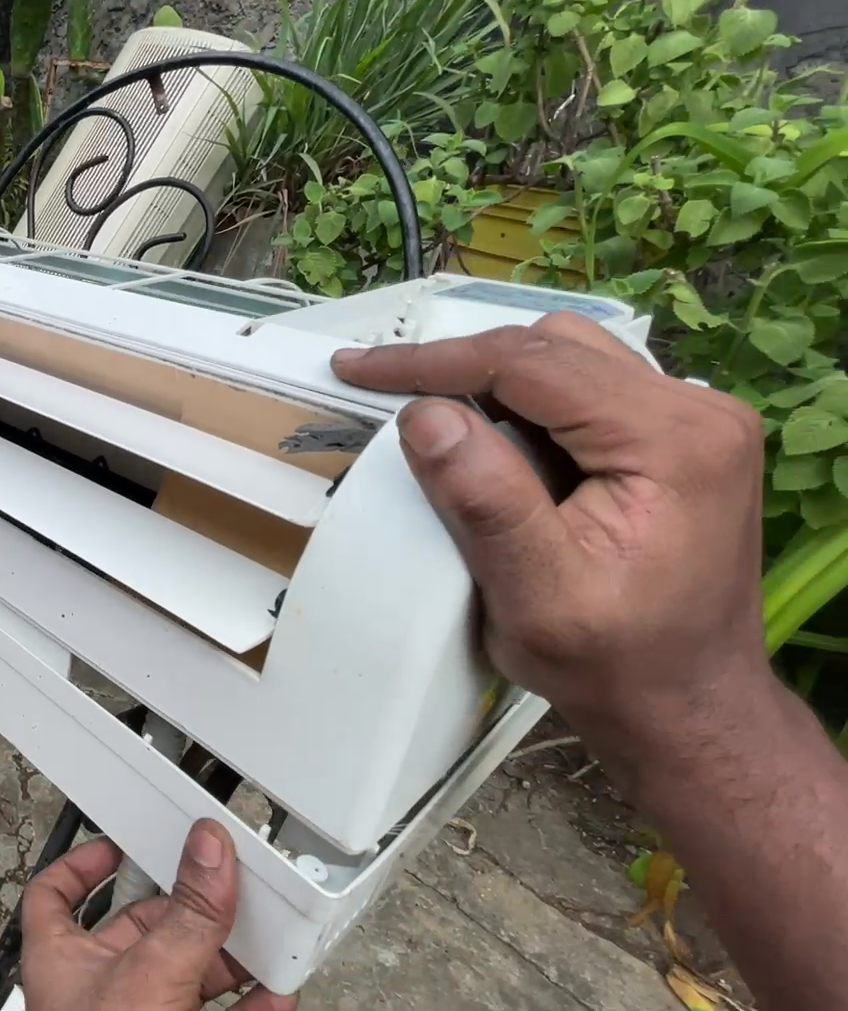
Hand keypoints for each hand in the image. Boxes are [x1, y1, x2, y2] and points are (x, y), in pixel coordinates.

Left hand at [18, 819, 296, 1010]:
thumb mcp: (149, 978)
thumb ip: (185, 916)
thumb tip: (207, 852)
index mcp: (62, 961)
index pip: (55, 894)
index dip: (80, 864)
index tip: (114, 843)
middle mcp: (99, 993)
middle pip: (140, 931)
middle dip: (186, 909)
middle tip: (220, 884)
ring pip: (185, 975)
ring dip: (227, 957)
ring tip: (261, 933)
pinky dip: (252, 1007)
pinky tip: (277, 994)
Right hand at [329, 311, 768, 755]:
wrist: (681, 701)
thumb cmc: (608, 658)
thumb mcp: (533, 590)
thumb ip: (485, 498)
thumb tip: (422, 415)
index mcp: (672, 440)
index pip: (531, 364)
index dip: (432, 361)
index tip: (354, 369)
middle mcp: (693, 412)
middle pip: (549, 346)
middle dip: (451, 361)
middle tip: (372, 385)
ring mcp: (687, 422)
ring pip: (561, 355)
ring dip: (480, 375)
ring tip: (418, 408)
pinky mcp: (667, 439)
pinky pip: (575, 386)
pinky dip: (509, 396)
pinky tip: (474, 429)